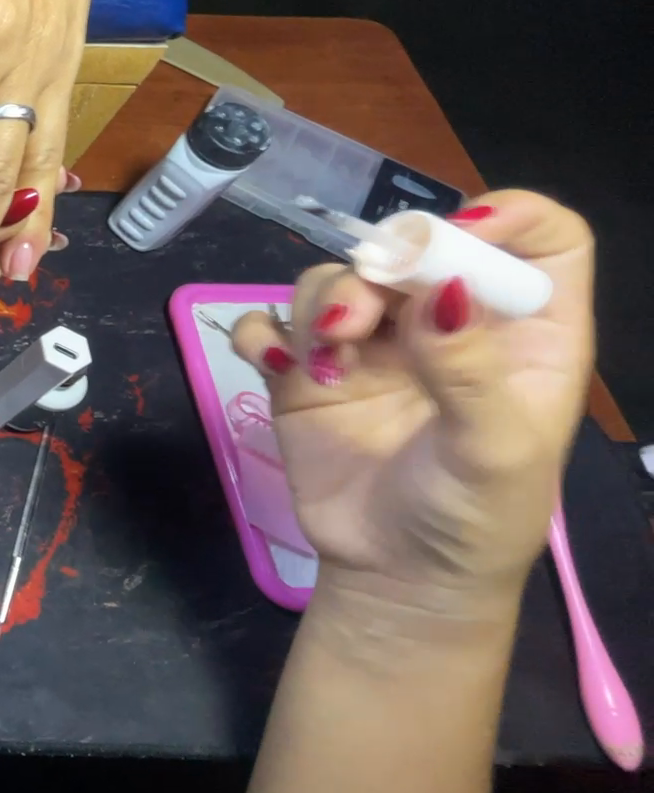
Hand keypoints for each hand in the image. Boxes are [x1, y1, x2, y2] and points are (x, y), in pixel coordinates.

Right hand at [230, 192, 595, 612]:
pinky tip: (271, 365)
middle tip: (349, 323)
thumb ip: (470, 370)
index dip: (500, 220)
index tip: (443, 244)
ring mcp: (363, 349)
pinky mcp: (299, 374)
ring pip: (329, 283)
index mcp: (520, 336)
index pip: (534, 240)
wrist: (392, 571)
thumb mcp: (493, 449)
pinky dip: (258, 334)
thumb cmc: (471, 514)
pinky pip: (266, 326)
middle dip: (370, 273)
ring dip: (314, 307)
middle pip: (404, 253)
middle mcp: (438, 328)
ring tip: (315, 363)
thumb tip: (442, 291)